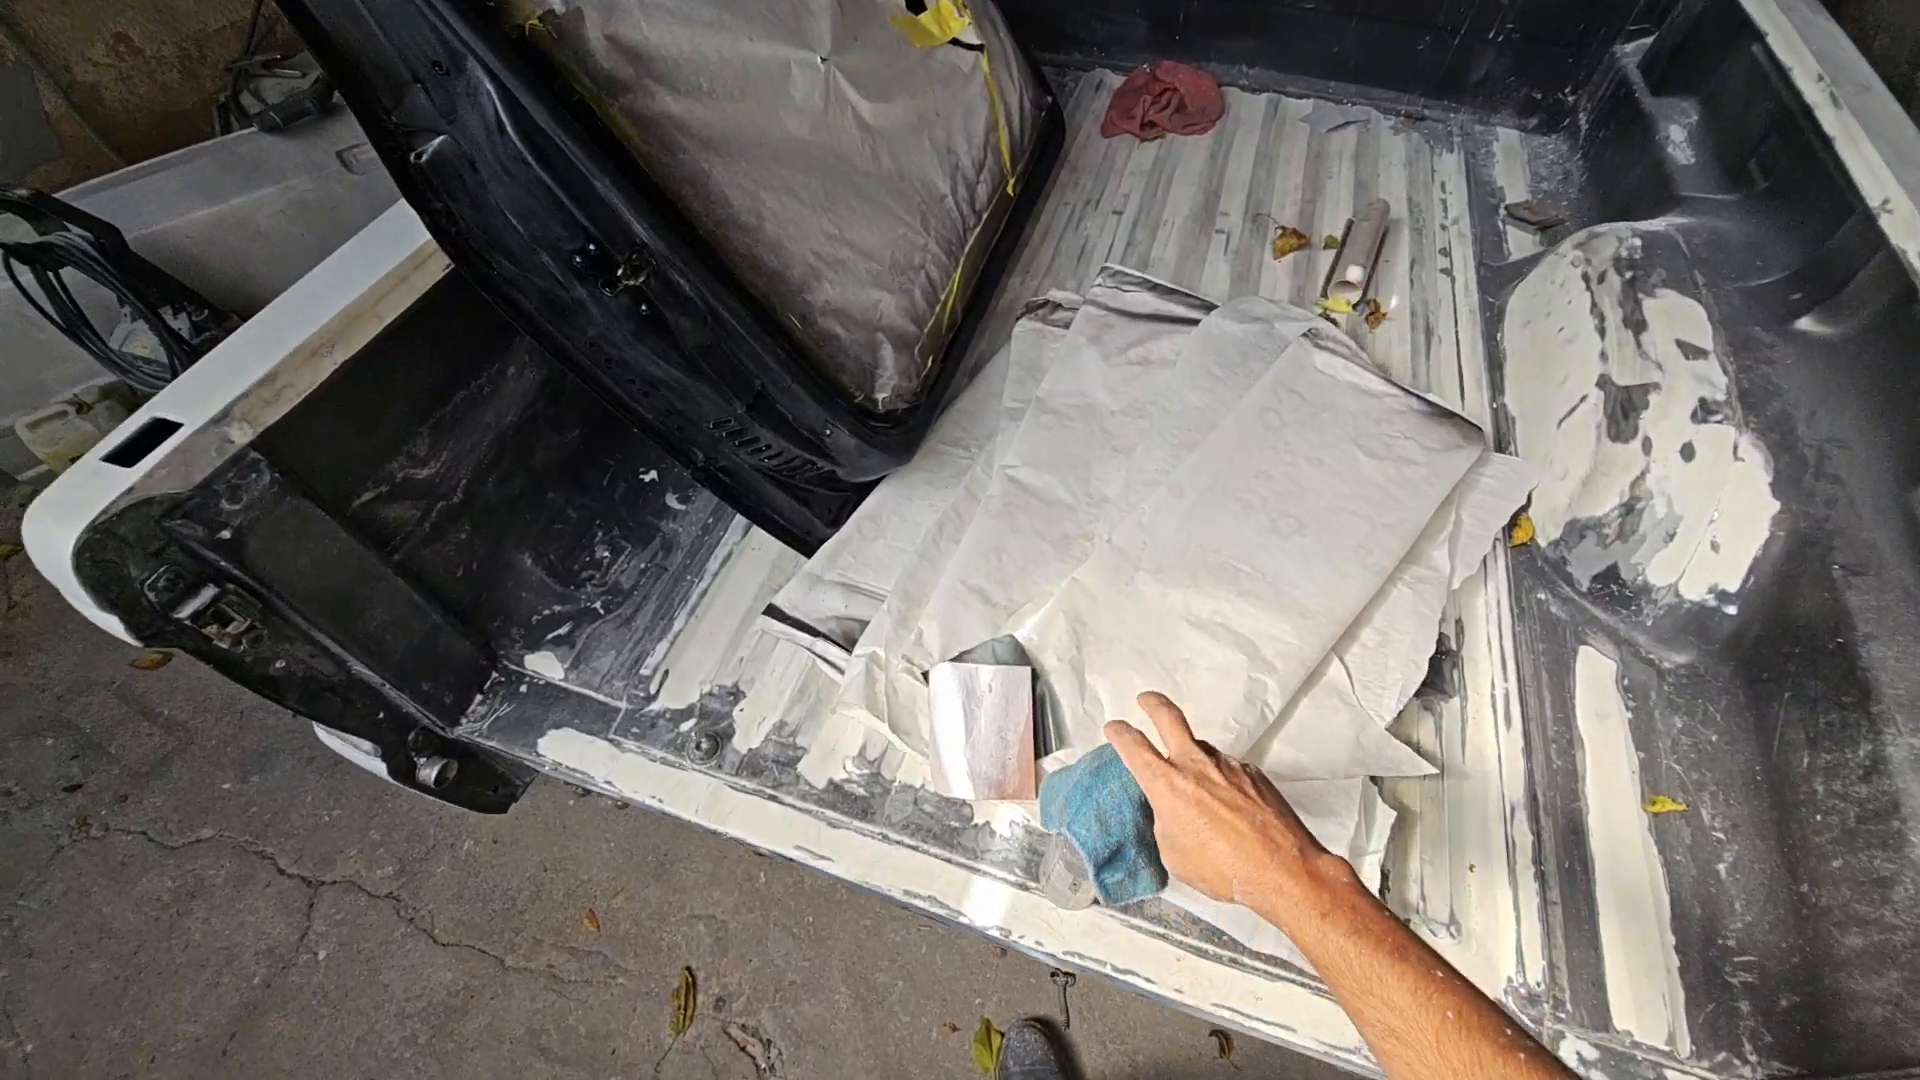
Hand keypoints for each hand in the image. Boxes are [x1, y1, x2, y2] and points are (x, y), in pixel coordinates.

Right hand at [1105, 691, 1331, 907]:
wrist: (1283, 871)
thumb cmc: (1221, 870)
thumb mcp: (1173, 853)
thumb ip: (1164, 820)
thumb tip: (1170, 809)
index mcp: (1167, 784)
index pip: (1132, 745)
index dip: (1118, 733)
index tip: (1113, 728)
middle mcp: (1195, 764)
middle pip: (1168, 716)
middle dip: (1152, 703)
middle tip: (1145, 700)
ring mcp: (1227, 764)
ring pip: (1202, 749)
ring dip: (1194, 759)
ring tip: (1200, 790)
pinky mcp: (1253, 772)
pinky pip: (1229, 769)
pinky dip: (1222, 780)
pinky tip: (1231, 806)